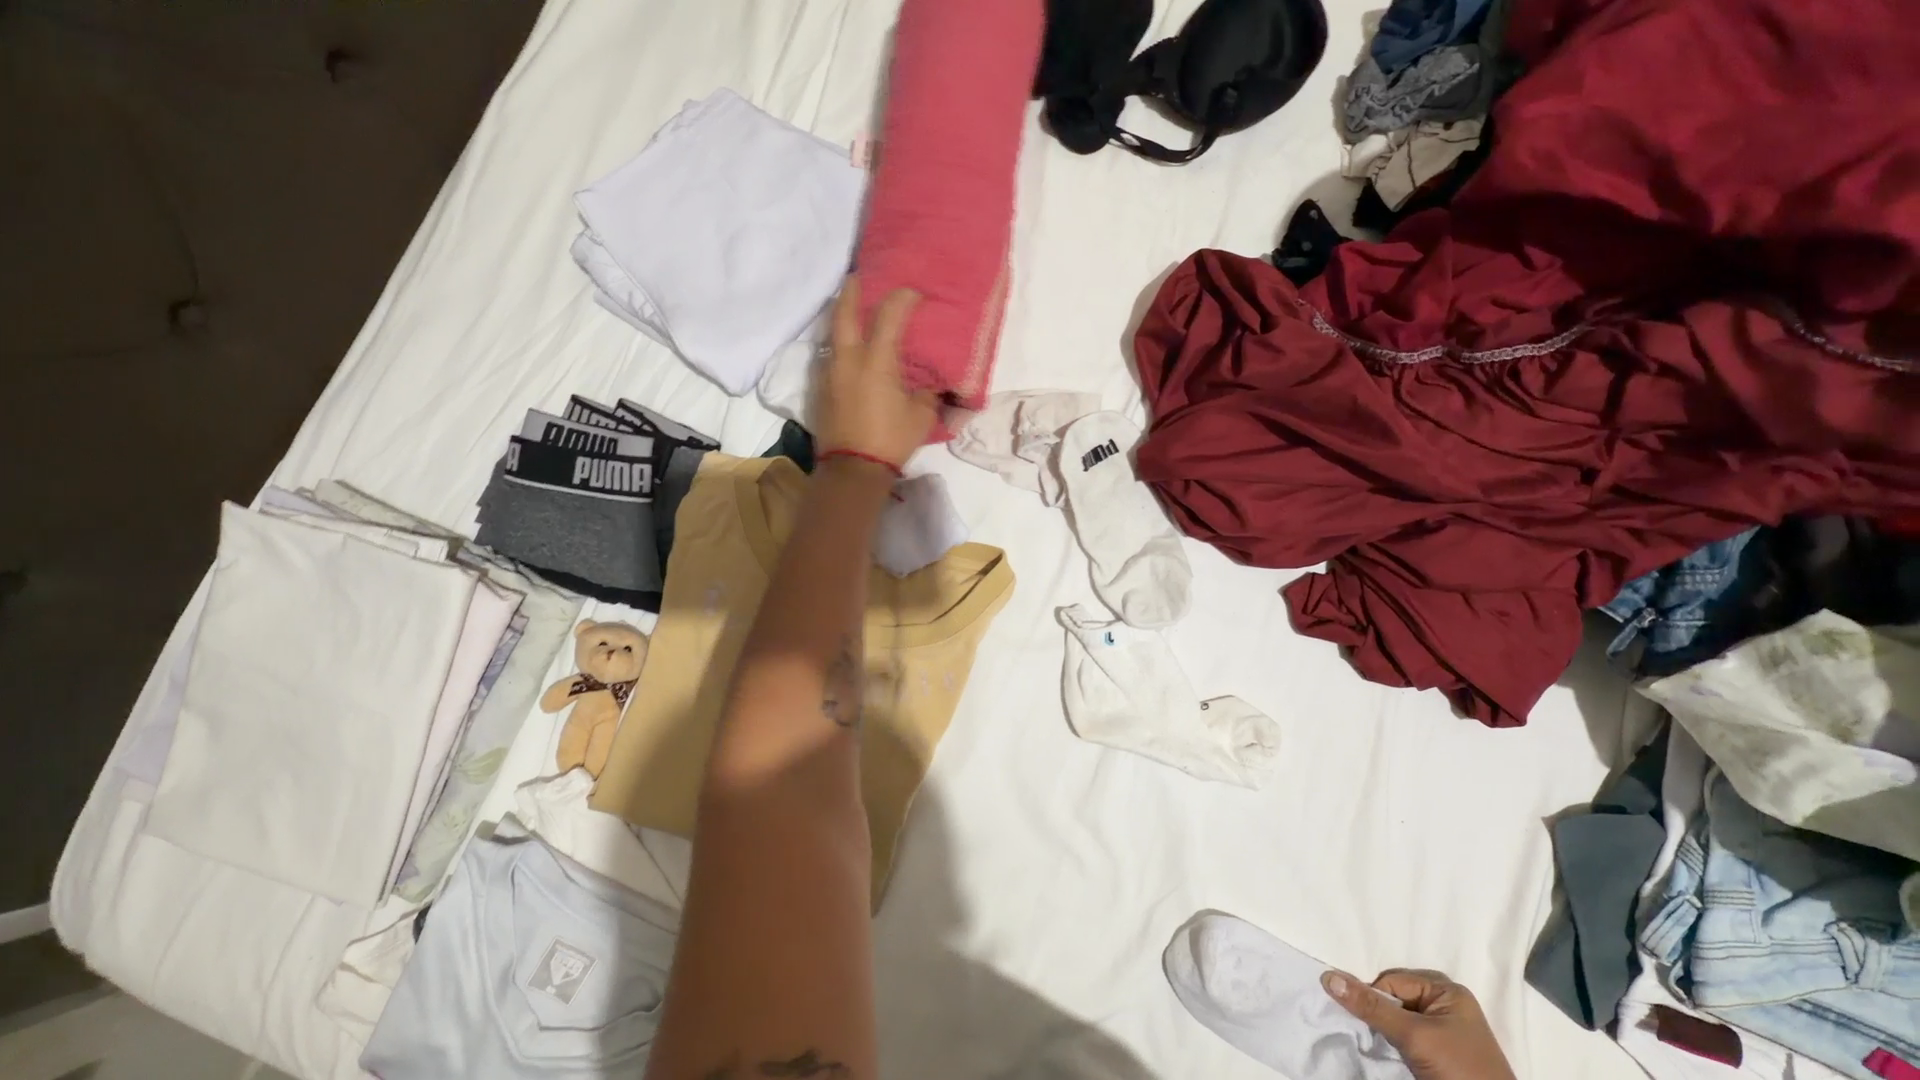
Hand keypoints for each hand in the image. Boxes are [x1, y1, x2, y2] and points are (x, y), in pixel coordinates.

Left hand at [817, 275, 937, 469]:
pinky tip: (851, 349)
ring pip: (833, 333)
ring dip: (843, 317)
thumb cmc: (890, 440)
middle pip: (845, 311)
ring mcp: (830, 372)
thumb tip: (930, 382)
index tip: (914, 293)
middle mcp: (848, 358)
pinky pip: (831, 355)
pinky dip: (841, 344)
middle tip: (860, 276)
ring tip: (855, 310)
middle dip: (853, 290)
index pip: (889, 314)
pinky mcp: (821, 389)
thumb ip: (926, 391)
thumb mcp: (921, 415)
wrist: (851, 470)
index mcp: (876, 360)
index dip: (903, 298)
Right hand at [1322, 968, 1517, 1079]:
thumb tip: (1327, 977)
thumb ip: (1371, 1007)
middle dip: (1379, 1014)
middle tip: (1376, 1036)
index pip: (1392, 980)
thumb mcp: (1413, 1036)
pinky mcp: (1440, 1051)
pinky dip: (1395, 1043)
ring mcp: (1445, 1029)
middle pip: (1394, 997)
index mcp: (1447, 991)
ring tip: (1384, 1047)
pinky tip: (1392, 1055)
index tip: (1370, 1024)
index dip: (1375, 998)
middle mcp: (1446, 1003)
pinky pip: (1407, 1036)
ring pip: (1398, 1018)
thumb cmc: (1458, 1071)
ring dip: (1385, 1030)